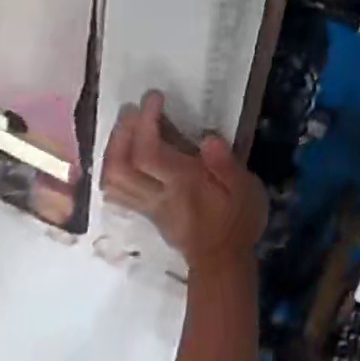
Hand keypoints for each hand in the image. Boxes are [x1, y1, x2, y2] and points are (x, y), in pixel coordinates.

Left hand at [103, 92, 267, 270]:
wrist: (223, 263)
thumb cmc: (237, 221)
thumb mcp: (246, 189)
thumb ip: (227, 164)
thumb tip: (208, 138)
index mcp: (183, 184)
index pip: (149, 153)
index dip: (146, 122)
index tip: (154, 97)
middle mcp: (159, 194)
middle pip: (120, 166)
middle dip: (122, 133)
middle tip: (133, 109)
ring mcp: (149, 206)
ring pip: (114, 180)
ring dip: (113, 149)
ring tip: (125, 126)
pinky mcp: (147, 212)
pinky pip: (118, 190)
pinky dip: (115, 166)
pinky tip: (125, 152)